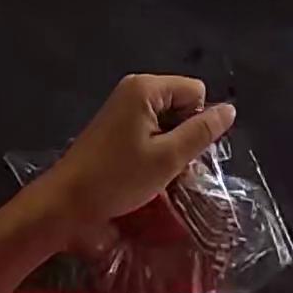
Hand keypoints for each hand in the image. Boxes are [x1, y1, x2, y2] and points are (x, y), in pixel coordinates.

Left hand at [30, 75, 235, 237]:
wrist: (62, 205)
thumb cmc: (116, 180)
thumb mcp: (167, 159)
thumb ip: (201, 132)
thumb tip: (230, 110)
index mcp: (147, 88)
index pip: (196, 92)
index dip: (197, 123)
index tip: (181, 153)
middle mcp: (135, 87)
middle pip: (182, 102)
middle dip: (184, 134)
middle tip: (170, 167)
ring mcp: (123, 103)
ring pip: (168, 117)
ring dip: (170, 144)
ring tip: (157, 172)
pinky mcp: (115, 121)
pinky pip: (150, 124)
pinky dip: (154, 145)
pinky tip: (144, 170)